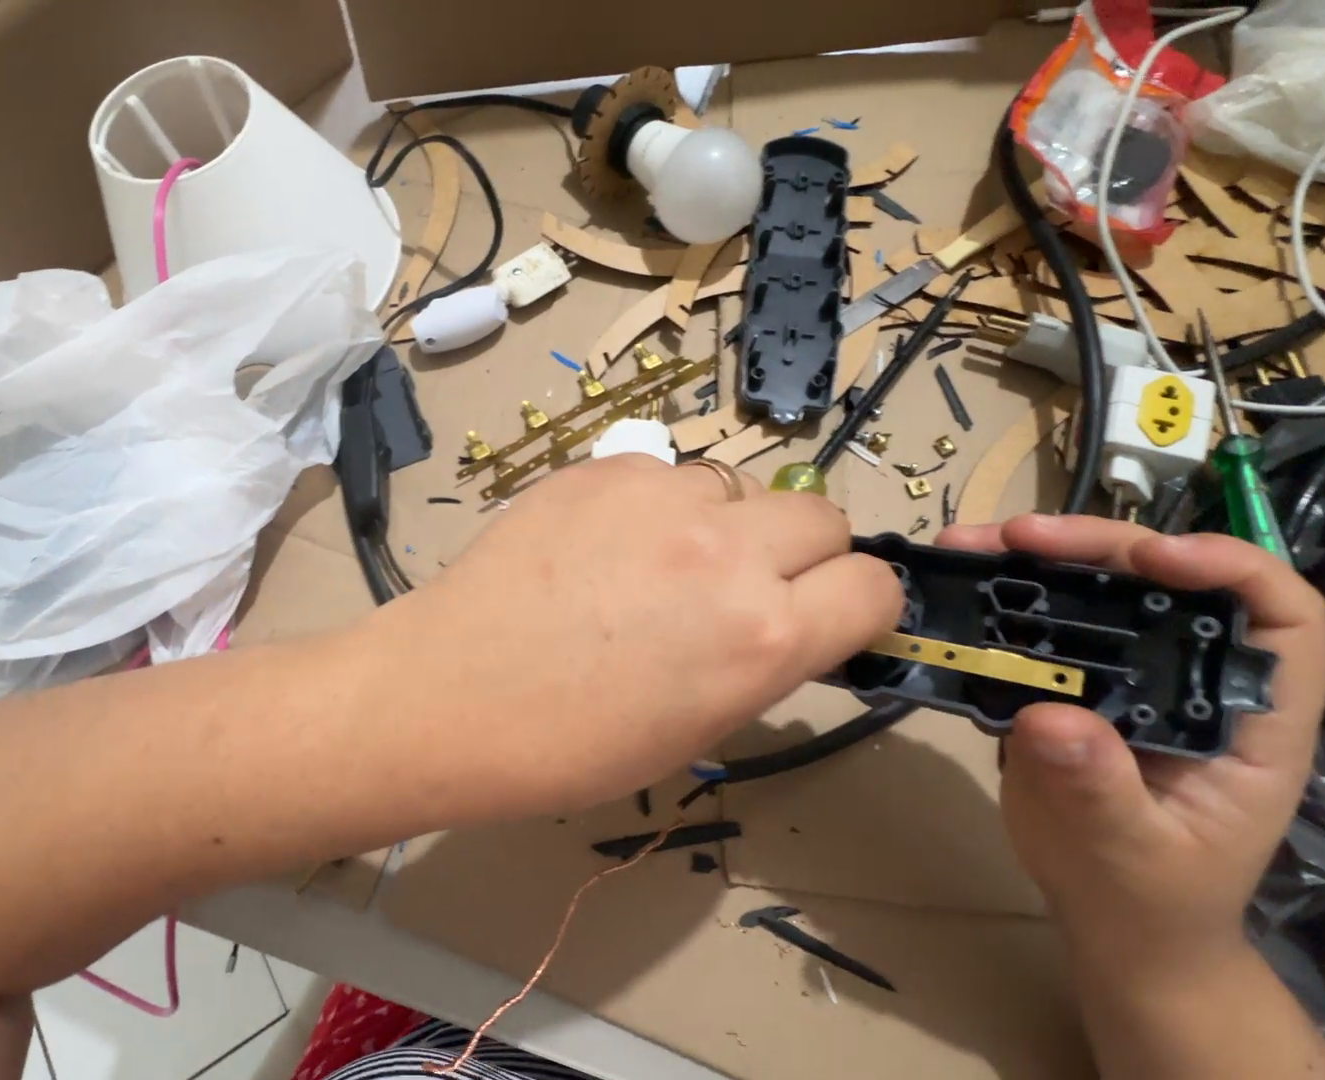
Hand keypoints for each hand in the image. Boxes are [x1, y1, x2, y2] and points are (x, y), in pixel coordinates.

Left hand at [359, 455, 902, 821]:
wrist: (450, 694)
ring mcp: (663, 497)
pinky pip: (666, 475)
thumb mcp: (696, 728)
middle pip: (823, 516)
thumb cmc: (571, 745)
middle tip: (744, 586)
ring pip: (738, 489)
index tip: (829, 616)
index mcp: (764, 637)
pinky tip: (602, 545)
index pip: (874, 587)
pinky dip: (656, 506)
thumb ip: (764, 660)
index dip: (859, 605)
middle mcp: (729, 552)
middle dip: (801, 555)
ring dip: (722, 524)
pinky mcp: (605, 466)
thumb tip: (793, 618)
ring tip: (655, 565)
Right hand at [937, 515, 1324, 976]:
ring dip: (1032, 558)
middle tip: (1018, 536)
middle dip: (1096, 545)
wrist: (1108, 914)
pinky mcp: (1067, 681)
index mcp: (1248, 717)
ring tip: (964, 543)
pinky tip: (955, 581)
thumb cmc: (1147, 893)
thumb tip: (1047, 715)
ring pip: (1094, 588)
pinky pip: (1038, 622)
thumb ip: (1099, 787)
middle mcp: (1192, 677)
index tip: (1153, 558)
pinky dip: (997, 595)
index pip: (1278, 617)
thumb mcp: (1129, 850)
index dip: (1231, 568)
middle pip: (1164, 579)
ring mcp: (1126, 674)